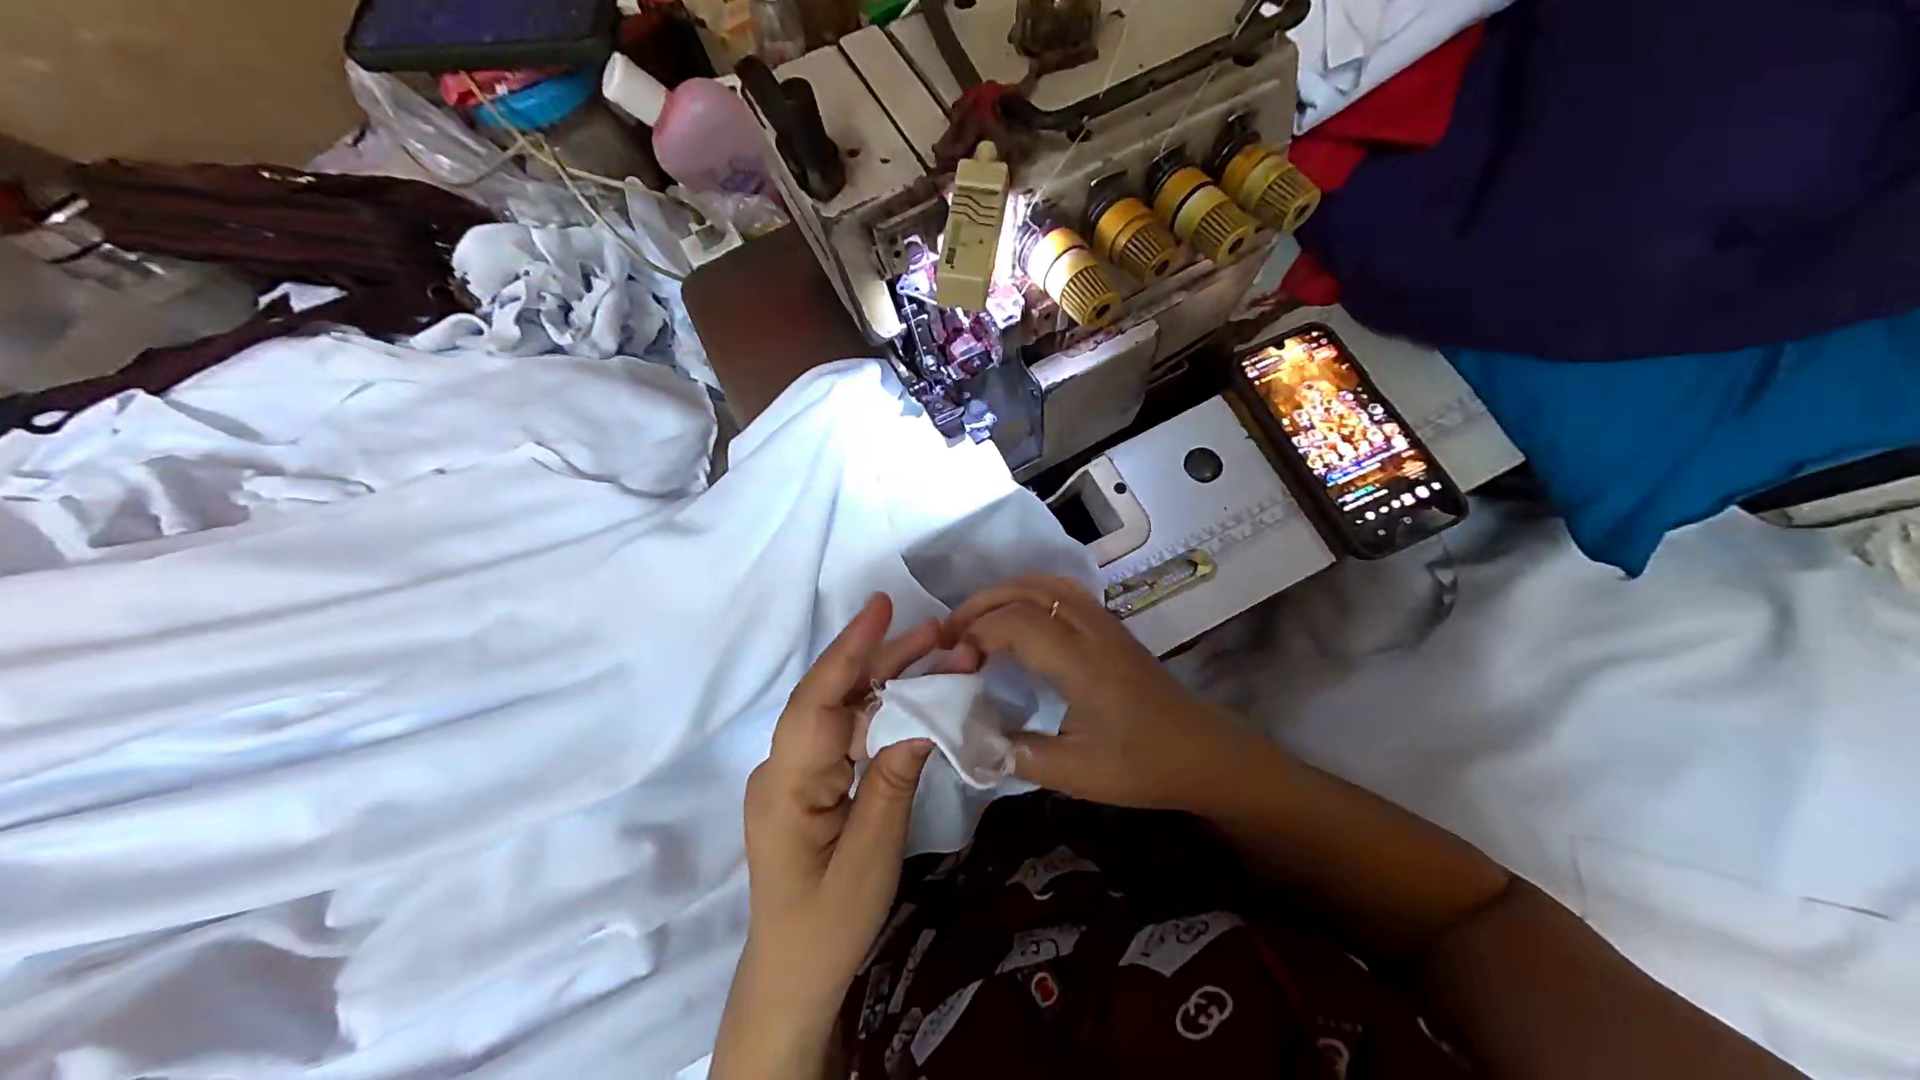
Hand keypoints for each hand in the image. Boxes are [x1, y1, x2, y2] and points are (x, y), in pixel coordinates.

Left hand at [715, 594, 949, 1079]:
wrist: (794, 976)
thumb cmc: (828, 925)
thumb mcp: (870, 857)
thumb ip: (893, 781)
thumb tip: (922, 716)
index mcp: (785, 785)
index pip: (816, 702)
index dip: (849, 650)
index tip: (880, 607)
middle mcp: (783, 766)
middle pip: (834, 696)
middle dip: (885, 659)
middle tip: (941, 633)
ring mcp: (797, 772)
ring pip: (845, 711)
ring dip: (892, 683)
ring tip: (943, 655)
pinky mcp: (814, 781)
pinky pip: (850, 735)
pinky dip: (886, 714)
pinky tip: (920, 698)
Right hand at [945, 576, 1275, 813]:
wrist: (1205, 753)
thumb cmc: (1144, 765)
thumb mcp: (1078, 774)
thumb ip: (1020, 755)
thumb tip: (972, 738)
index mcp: (1083, 664)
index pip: (1019, 622)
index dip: (978, 632)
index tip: (955, 660)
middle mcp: (1093, 631)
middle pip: (1029, 590)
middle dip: (981, 604)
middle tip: (949, 633)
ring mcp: (1104, 624)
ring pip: (1047, 583)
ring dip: (1004, 593)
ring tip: (974, 621)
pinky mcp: (1111, 628)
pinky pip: (1063, 591)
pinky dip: (1028, 594)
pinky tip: (1015, 618)